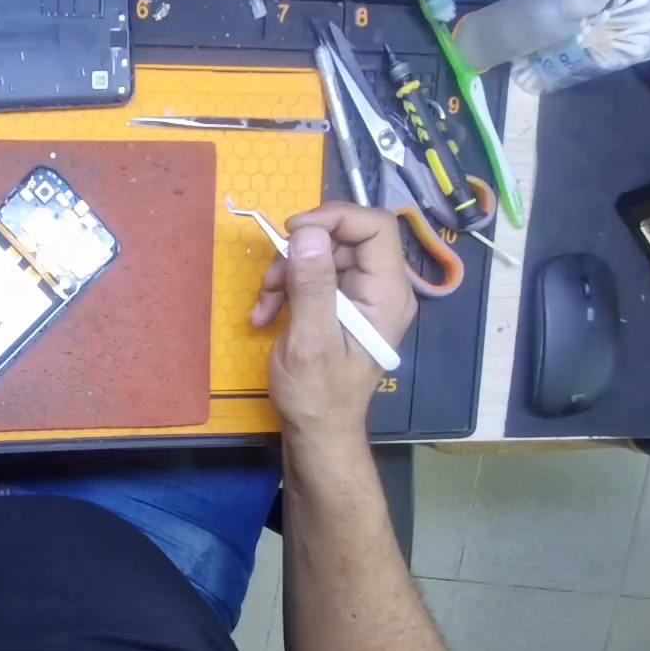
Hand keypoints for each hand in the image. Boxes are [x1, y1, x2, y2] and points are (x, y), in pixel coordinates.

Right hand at [249, 202, 416, 442]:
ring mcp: (360, 299)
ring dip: (285, 275)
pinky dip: (285, 290)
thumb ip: (312, 286)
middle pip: (343, 240)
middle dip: (300, 254)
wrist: (316, 432)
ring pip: (322, 257)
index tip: (292, 232)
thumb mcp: (310, 342)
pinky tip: (266, 315)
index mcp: (386, 294)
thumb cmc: (317, 395)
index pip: (374, 227)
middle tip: (269, 281)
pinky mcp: (339, 308)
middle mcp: (380, 289)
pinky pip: (313, 279)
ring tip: (263, 307)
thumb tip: (307, 234)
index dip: (333, 218)